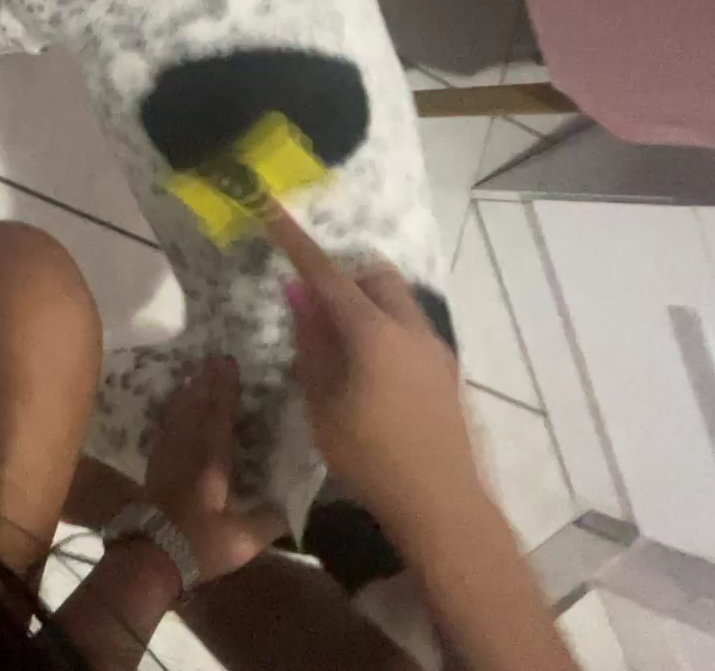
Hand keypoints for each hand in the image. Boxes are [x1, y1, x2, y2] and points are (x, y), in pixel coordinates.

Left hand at [142, 356, 288, 583]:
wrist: (151, 552)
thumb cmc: (199, 544)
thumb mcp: (243, 539)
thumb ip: (270, 520)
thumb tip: (292, 506)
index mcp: (210, 461)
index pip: (218, 415)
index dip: (224, 388)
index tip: (228, 363)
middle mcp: (186, 448)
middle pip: (196, 406)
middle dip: (207, 381)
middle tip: (214, 358)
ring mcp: (166, 453)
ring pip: (178, 412)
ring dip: (188, 391)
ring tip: (196, 373)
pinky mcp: (154, 462)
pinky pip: (165, 424)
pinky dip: (172, 408)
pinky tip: (175, 405)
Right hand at [265, 208, 481, 530]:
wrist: (441, 506)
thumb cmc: (367, 453)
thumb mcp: (321, 398)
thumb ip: (311, 340)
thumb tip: (298, 292)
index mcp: (373, 333)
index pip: (326, 274)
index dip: (295, 240)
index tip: (270, 209)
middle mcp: (410, 330)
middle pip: (375, 275)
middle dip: (342, 271)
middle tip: (310, 295)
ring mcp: (434, 350)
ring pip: (395, 300)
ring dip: (362, 299)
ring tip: (333, 334)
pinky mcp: (443, 371)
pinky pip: (407, 326)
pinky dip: (380, 324)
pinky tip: (362, 364)